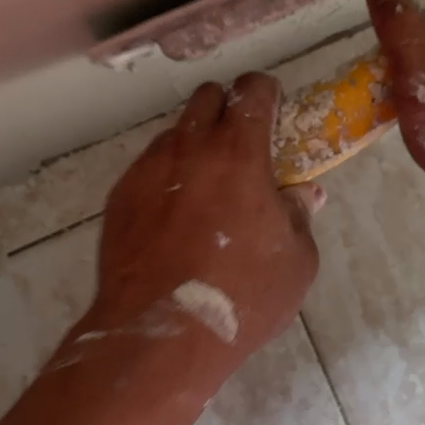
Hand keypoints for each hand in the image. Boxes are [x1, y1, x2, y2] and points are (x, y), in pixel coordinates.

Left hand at [80, 74, 324, 370]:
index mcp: (239, 151)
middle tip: (239, 145)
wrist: (159, 334)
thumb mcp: (295, 262)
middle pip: (208, 96)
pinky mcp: (121, 191)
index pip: (252, 91)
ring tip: (204, 188)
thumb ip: (298, 216)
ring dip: (194, 145)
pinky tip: (172, 217)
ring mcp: (150, 165)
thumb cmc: (240, 297)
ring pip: (176, 132)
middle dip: (227, 109)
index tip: (272, 109)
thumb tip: (302, 194)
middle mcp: (191, 145)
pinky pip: (149, 166)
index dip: (265, 92)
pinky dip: (166, 176)